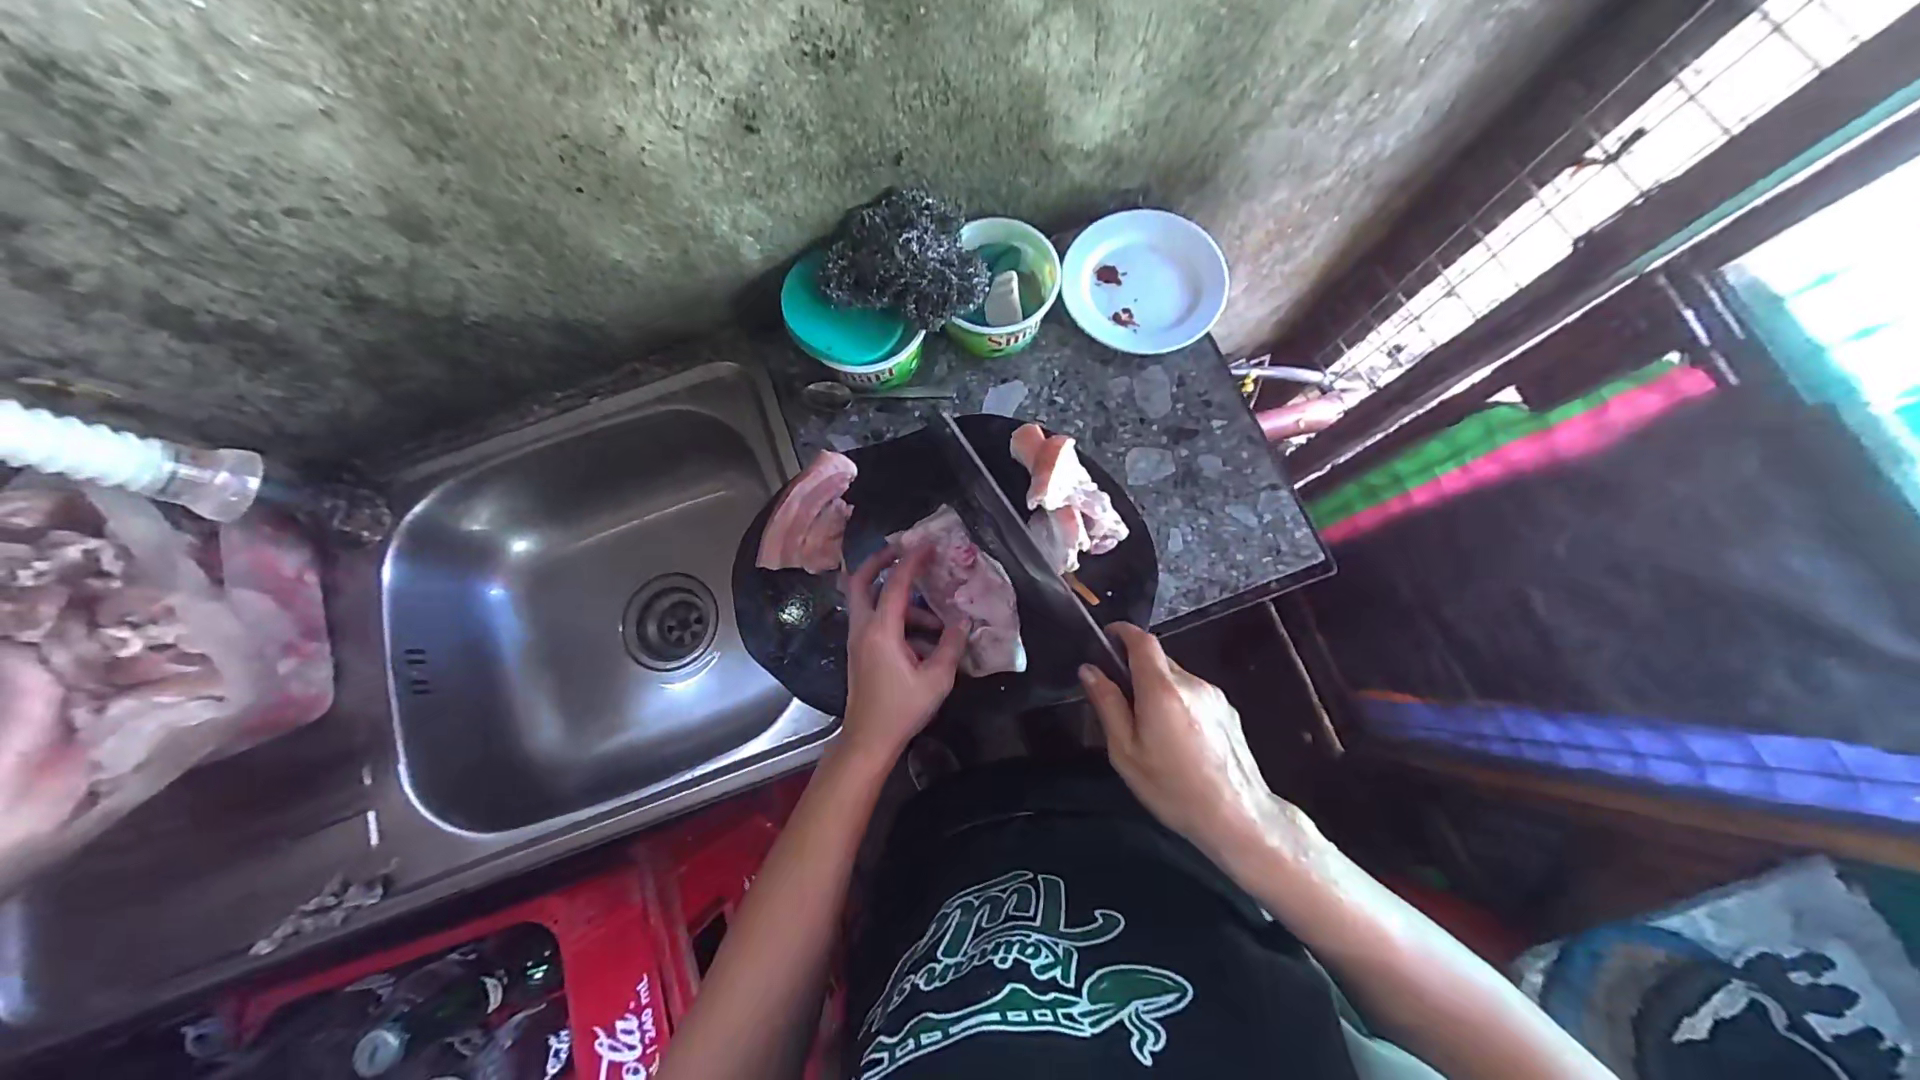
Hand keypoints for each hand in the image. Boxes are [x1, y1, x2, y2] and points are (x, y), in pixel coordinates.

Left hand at [840, 544, 967, 762]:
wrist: (869, 739)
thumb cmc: (901, 710)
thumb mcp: (936, 679)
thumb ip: (951, 646)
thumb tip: (963, 623)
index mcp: (881, 630)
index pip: (896, 584)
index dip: (913, 561)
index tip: (928, 544)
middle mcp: (863, 628)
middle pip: (861, 581)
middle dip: (881, 561)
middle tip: (904, 552)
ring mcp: (858, 640)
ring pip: (872, 604)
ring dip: (901, 601)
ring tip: (937, 621)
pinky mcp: (861, 652)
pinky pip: (876, 622)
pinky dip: (898, 621)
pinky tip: (927, 643)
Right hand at [1080, 624, 1308, 865]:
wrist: (1238, 817)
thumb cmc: (1174, 789)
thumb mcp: (1125, 752)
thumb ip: (1107, 704)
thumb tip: (1089, 670)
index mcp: (1162, 690)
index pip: (1142, 641)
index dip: (1122, 632)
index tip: (1108, 636)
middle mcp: (1191, 683)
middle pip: (1158, 660)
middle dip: (1136, 670)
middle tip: (1121, 701)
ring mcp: (1214, 696)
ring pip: (1177, 678)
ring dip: (1159, 689)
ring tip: (1151, 729)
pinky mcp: (1228, 710)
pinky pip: (1194, 694)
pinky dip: (1179, 703)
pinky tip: (1178, 739)